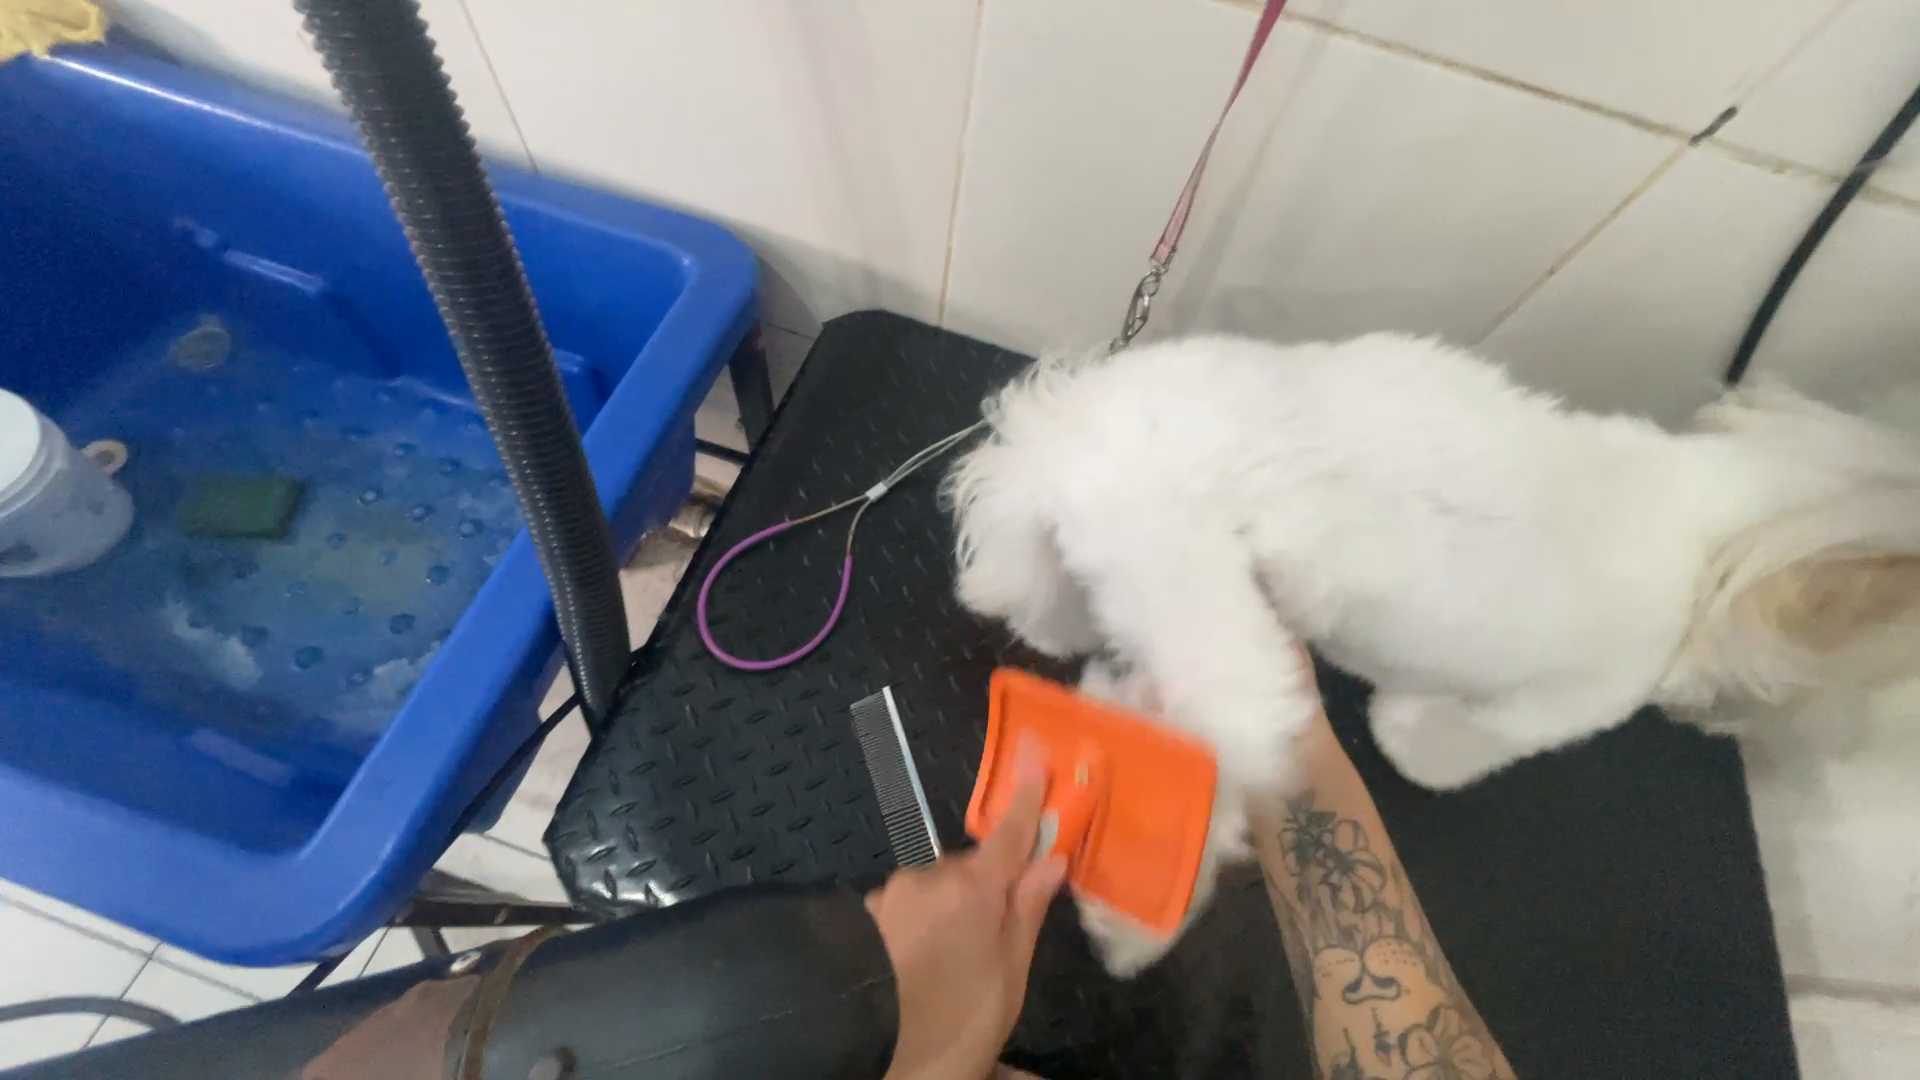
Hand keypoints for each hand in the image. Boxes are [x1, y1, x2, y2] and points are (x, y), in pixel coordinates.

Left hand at [867, 739, 1066, 1079]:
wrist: (866, 1048)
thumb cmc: (955, 1020)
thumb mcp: (1008, 977)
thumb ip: (1026, 910)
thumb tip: (1051, 858)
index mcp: (975, 887)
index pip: (1010, 829)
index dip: (1026, 788)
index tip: (1032, 743)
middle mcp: (932, 874)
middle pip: (974, 867)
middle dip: (985, 891)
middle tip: (989, 945)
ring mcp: (896, 889)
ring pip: (940, 887)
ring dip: (950, 911)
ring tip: (948, 969)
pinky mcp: (871, 908)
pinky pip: (911, 903)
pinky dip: (920, 923)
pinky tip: (916, 964)